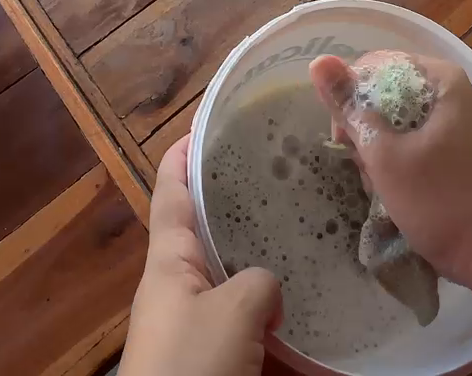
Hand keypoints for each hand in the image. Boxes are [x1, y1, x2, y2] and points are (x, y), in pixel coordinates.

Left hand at [122, 135, 283, 375]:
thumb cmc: (191, 368)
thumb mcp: (232, 312)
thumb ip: (257, 281)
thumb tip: (268, 284)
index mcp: (168, 260)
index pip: (170, 189)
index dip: (182, 152)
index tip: (206, 120)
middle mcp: (178, 285)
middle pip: (204, 228)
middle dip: (235, 201)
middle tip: (276, 173)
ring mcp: (195, 323)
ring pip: (231, 274)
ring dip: (260, 257)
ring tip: (300, 228)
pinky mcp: (213, 357)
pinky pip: (245, 319)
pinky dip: (270, 308)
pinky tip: (303, 303)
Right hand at [309, 52, 471, 285]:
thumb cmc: (441, 201)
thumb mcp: (384, 155)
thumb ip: (349, 107)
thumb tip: (318, 61)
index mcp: (437, 78)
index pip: (372, 66)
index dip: (350, 98)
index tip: (346, 139)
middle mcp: (444, 89)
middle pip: (379, 92)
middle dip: (364, 130)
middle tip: (366, 166)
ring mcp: (448, 118)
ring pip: (389, 118)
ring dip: (376, 150)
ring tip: (382, 184)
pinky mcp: (447, 144)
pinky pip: (405, 137)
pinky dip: (393, 160)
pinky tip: (393, 188)